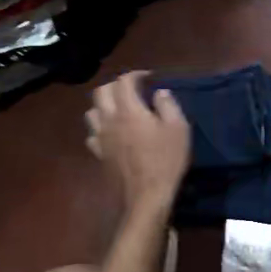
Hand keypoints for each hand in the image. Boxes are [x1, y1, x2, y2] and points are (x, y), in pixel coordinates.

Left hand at [86, 71, 190, 206]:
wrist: (146, 196)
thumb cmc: (165, 160)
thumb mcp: (178, 129)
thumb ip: (168, 105)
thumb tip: (159, 93)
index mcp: (128, 110)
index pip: (123, 81)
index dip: (135, 75)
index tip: (149, 78)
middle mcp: (109, 120)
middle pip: (100, 92)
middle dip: (115, 86)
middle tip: (132, 90)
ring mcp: (100, 138)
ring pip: (91, 112)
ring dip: (104, 105)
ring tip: (119, 109)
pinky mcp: (99, 155)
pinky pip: (92, 134)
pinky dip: (100, 128)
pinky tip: (111, 134)